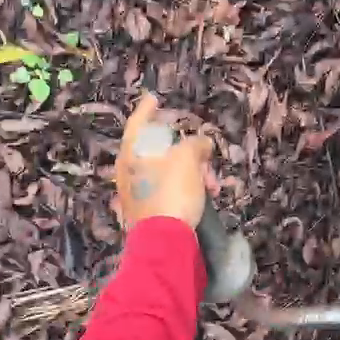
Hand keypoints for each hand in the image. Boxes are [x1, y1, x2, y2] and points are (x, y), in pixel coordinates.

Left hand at [115, 95, 214, 228]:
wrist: (166, 241)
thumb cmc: (172, 192)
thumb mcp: (189, 159)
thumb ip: (196, 143)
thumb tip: (202, 144)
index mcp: (131, 155)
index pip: (137, 123)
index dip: (147, 109)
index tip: (154, 98)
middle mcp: (128, 172)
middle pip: (158, 150)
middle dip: (187, 150)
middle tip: (206, 155)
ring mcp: (136, 194)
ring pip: (167, 171)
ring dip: (192, 172)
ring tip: (211, 184)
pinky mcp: (147, 212)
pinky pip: (168, 190)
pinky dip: (186, 188)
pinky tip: (203, 196)